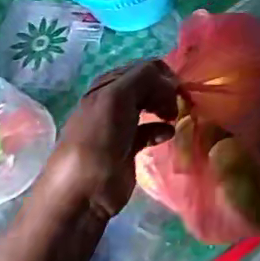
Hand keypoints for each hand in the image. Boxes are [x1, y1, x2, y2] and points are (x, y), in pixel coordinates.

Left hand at [34, 59, 179, 219]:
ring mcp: (121, 125)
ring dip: (165, 107)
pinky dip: (161, 129)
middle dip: (166, 91)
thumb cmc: (98, 139)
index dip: (162, 74)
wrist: (82, 192)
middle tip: (177, 104)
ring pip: (151, 106)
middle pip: (148, 86)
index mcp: (107, 85)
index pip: (143, 68)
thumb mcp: (117, 97)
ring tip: (173, 117)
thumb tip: (171, 82)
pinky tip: (167, 135)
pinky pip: (151, 130)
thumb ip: (144, 78)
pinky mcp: (129, 148)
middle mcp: (113, 101)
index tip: (177, 88)